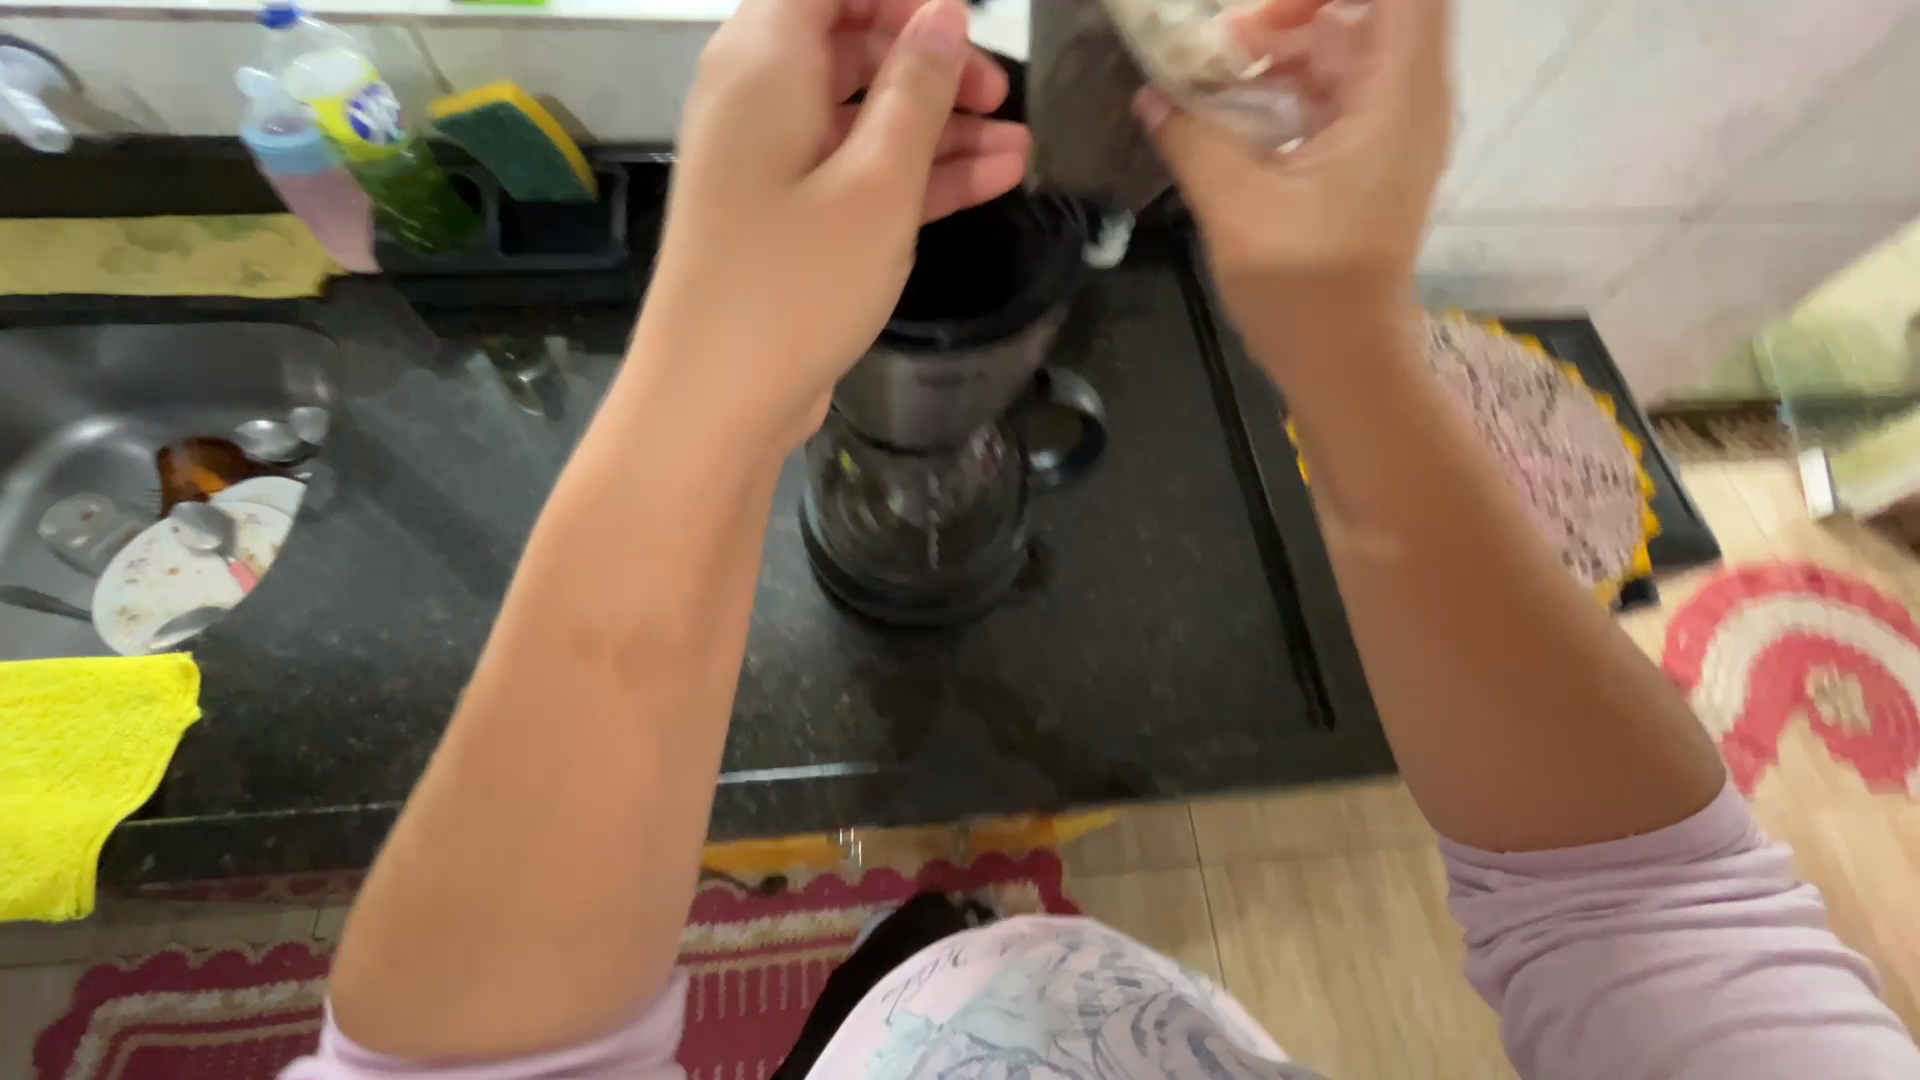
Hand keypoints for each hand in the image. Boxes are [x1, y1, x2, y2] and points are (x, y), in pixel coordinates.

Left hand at [633, 0, 1029, 453]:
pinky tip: (989, 183)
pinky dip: (915, 179)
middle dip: (931, 62)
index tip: (966, 20)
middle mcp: (759, 99)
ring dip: (940, 132)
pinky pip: (857, 178)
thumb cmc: (795, 283)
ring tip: (1020, 148)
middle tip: (1000, 95)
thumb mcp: (875, 185)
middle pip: (852, 47)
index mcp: (764, 59)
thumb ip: (916, 93)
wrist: (718, 398)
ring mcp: (774, 168)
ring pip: (864, 122)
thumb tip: (944, 15)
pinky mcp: (790, 225)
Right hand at [1135, 0, 1451, 365]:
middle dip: (1290, 17)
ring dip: (1282, 58)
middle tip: (1220, 48)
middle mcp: (1407, 101)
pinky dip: (1286, 97)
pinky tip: (1233, 122)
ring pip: (1344, 58)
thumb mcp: (1237, 210)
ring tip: (1214, 82)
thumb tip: (1148, 96)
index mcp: (1396, 98)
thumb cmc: (1302, 289)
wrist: (1341, 360)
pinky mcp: (1366, 165)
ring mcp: (1388, 134)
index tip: (1260, 13)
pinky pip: (1332, 102)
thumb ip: (1192, 142)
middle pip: (1365, 13)